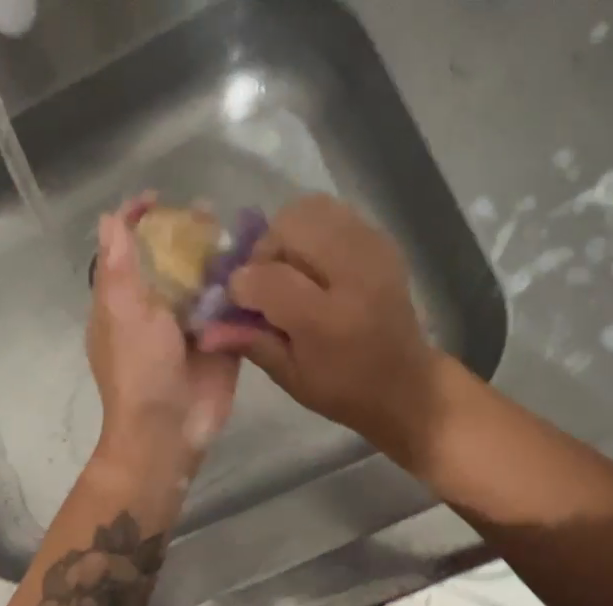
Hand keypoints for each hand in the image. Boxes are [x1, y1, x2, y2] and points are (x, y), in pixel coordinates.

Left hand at [87, 194, 240, 468]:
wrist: (168, 431)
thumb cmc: (138, 371)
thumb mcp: (121, 312)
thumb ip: (117, 266)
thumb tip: (109, 219)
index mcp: (122, 303)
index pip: (127, 251)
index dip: (137, 220)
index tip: (158, 197)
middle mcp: (155, 310)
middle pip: (171, 259)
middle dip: (187, 233)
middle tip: (211, 212)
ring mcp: (190, 327)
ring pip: (205, 280)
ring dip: (220, 256)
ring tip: (241, 232)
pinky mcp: (223, 343)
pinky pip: (234, 307)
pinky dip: (245, 287)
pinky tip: (262, 263)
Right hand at [198, 195, 440, 437]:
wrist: (404, 381)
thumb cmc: (341, 388)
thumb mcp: (288, 375)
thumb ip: (248, 340)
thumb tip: (208, 323)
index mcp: (327, 320)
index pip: (268, 278)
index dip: (241, 285)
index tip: (236, 300)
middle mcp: (354, 275)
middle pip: (290, 226)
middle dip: (266, 250)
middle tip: (266, 280)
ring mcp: (372, 250)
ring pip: (311, 209)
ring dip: (288, 235)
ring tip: (288, 268)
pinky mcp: (380, 240)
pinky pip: (333, 214)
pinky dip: (311, 232)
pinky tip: (311, 264)